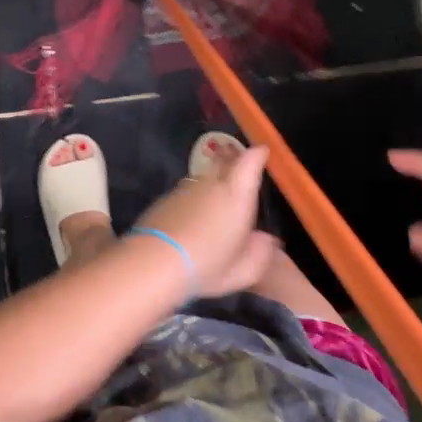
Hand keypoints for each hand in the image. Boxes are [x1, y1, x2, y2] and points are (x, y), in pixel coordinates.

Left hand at [132, 145, 280, 296]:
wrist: (155, 261)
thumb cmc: (207, 265)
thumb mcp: (243, 270)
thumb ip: (260, 253)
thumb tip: (267, 240)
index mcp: (236, 194)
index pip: (249, 162)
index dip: (257, 155)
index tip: (262, 151)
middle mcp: (211, 183)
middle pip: (225, 162)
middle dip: (235, 161)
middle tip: (241, 169)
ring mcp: (186, 188)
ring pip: (205, 178)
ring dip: (213, 183)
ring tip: (218, 202)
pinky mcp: (165, 198)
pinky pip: (187, 191)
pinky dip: (195, 199)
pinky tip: (193, 219)